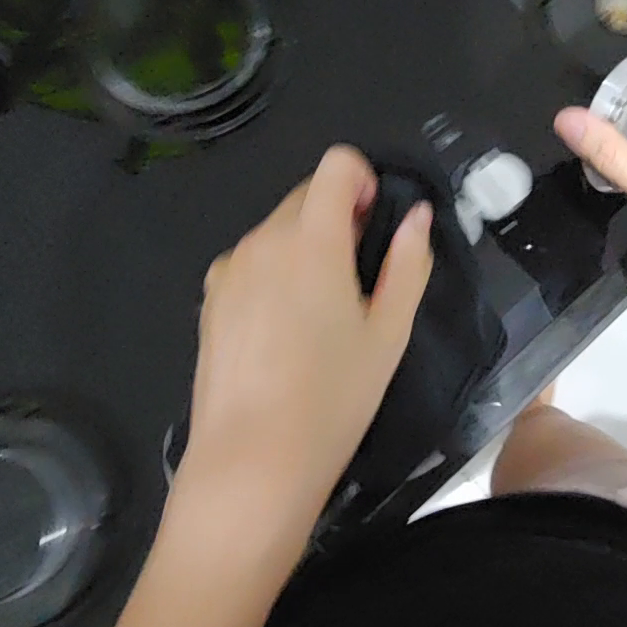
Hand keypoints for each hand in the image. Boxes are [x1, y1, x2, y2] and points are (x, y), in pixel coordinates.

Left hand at [182, 145, 433, 519]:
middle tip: (359, 279)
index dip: (364, 180)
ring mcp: (229, 268)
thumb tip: (416, 215)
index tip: (375, 225)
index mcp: (311, 239)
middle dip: (338, 217)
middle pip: (307, 195)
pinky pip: (252, 261)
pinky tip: (283, 331)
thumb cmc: (334, 396)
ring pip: (278, 230)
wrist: (252, 462)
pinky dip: (275, 272)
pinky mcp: (209, 297)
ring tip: (320, 313)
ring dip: (306, 246)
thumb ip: (408, 262)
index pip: (337, 164)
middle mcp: (263, 239)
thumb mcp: (389, 332)